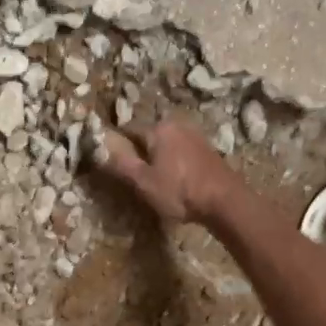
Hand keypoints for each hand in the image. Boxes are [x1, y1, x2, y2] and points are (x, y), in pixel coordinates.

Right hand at [94, 121, 241, 224]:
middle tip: (137, 174)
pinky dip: (175, 159)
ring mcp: (195, 134)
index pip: (129, 129)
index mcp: (158, 128)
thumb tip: (100, 147)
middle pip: (149, 134)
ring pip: (167, 142)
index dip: (119, 145)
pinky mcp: (207, 147)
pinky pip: (181, 149)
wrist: (225, 201)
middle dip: (141, 150)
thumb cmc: (179, 191)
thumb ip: (120, 163)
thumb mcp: (143, 182)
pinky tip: (176, 177)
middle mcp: (176, 124)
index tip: (115, 161)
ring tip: (157, 177)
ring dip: (159, 155)